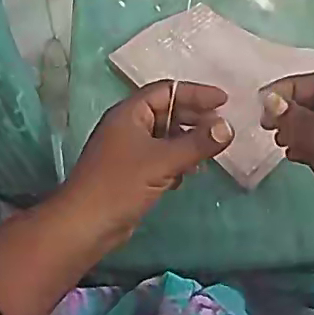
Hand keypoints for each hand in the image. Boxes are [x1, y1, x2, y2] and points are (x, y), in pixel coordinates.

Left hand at [57, 81, 233, 249]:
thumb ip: (197, 143)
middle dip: (194, 119)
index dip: (196, 93)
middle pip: (167, 112)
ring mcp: (127, 149)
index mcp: (129, 113)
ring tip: (210, 153)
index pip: (167, 91)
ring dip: (187, 142)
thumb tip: (227, 127)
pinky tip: (187, 174)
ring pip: (164, 137)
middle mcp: (127, 126)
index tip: (225, 101)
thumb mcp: (163, 161)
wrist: (86, 224)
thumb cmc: (120, 185)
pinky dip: (175, 161)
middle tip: (222, 128)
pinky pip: (159, 157)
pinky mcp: (130, 172)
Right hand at [259, 73, 313, 255]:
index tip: (264, 101)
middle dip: (290, 109)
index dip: (294, 89)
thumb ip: (306, 124)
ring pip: (312, 128)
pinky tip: (289, 155)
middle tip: (266, 123)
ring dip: (292, 129)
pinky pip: (313, 150)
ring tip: (278, 139)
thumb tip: (271, 101)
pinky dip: (298, 148)